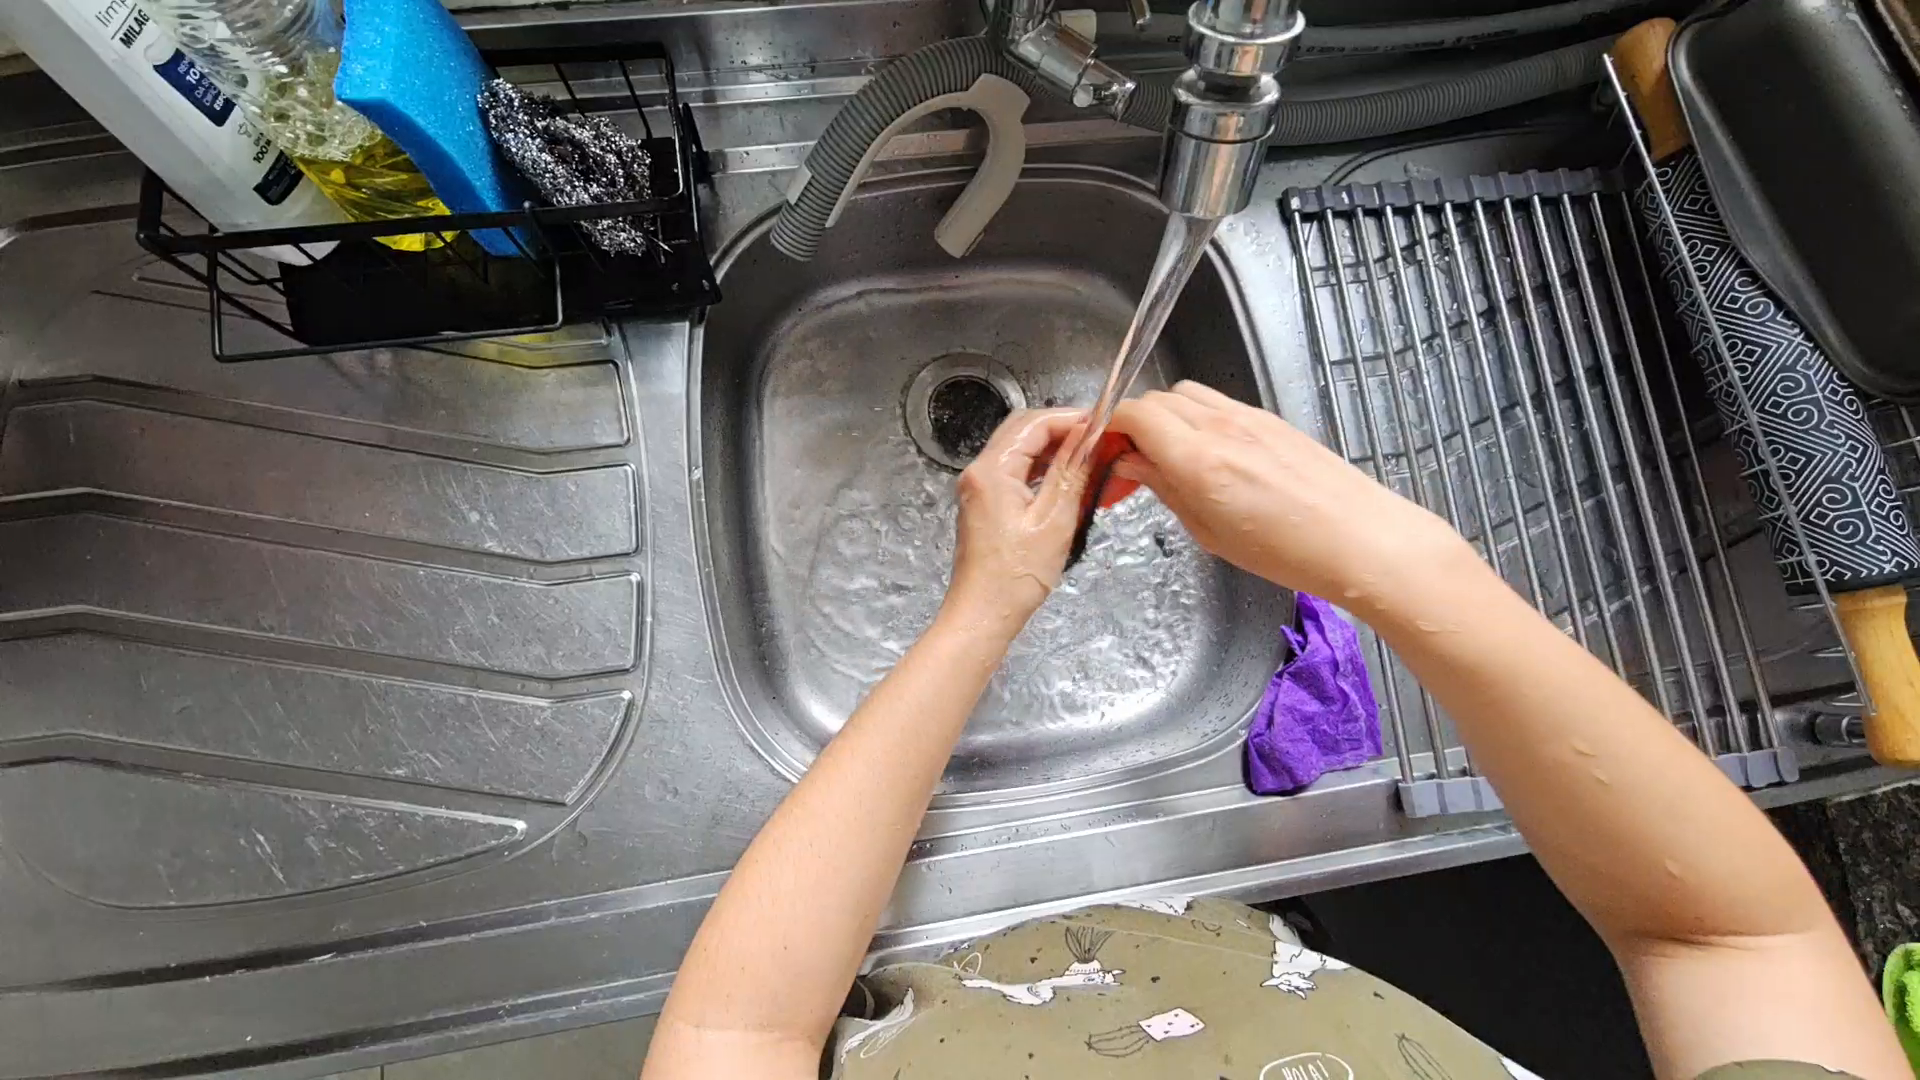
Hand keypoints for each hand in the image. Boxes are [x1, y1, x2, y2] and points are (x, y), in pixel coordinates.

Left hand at [943, 408, 1090, 633]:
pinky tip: (1066, 479)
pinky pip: (1014, 473)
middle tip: (1098, 438)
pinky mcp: (983, 505)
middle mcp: (979, 472)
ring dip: (1052, 449)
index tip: (1103, 424)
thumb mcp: (1055, 520)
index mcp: (992, 470)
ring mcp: (978, 489)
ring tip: (1089, 457)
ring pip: (1018, 451)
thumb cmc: (1016, 576)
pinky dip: (1040, 469)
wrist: (982, 613)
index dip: (1071, 419)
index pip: (1034, 423)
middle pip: (1022, 431)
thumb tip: (1090, 439)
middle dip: (1061, 429)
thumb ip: (1072, 472)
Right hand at [1106, 381, 1474, 612]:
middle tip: (1131, 466)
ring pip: (1185, 395)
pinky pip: (1216, 403)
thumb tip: (1132, 463)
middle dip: (1133, 426)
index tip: (1107, 459)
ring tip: (1169, 460)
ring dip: (1164, 419)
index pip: (1133, 413)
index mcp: (1197, 458)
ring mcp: (1248, 415)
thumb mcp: (1207, 531)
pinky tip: (1206, 456)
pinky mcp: (1270, 418)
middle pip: (1155, 399)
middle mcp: (1219, 424)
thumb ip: (1164, 487)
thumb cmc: (1284, 551)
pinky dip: (1195, 419)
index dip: (1110, 430)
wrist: (1360, 539)